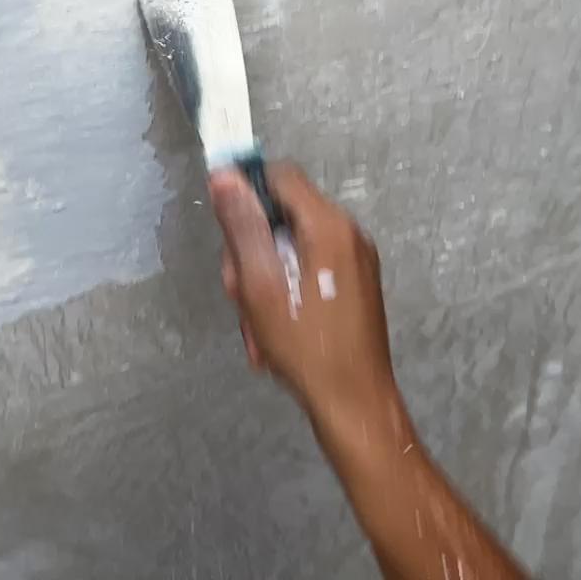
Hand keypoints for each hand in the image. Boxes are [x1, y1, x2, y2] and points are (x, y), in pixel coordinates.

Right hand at [210, 164, 410, 445]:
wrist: (355, 406)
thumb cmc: (303, 343)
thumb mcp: (260, 282)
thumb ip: (242, 224)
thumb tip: (224, 173)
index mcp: (328, 224)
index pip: (280, 175)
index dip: (246, 192)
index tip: (227, 230)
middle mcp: (348, 232)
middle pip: (283, 214)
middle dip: (251, 249)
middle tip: (240, 291)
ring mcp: (356, 259)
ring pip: (291, 245)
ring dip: (264, 277)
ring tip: (256, 322)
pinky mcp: (356, 284)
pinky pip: (308, 267)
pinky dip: (285, 289)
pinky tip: (274, 328)